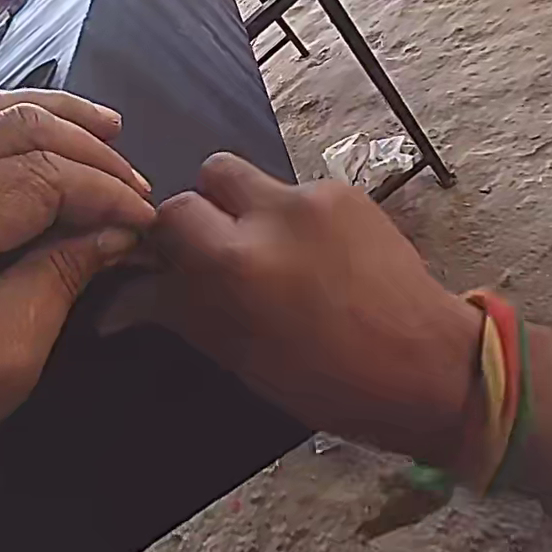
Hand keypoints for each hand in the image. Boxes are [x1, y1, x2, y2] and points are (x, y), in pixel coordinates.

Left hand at [0, 92, 155, 530]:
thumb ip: (58, 279)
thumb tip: (115, 229)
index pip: (38, 175)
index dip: (106, 192)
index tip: (149, 222)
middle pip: (13, 129)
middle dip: (89, 155)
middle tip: (138, 191)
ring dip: (53, 126)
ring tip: (109, 135)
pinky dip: (11, 137)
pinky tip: (44, 142)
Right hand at [145, 154, 482, 462]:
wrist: (431, 366)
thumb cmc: (328, 381)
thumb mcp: (242, 355)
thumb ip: (181, 310)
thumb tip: (120, 304)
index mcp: (240, 259)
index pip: (173, 211)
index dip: (165, 232)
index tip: (172, 256)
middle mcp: (276, 212)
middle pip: (214, 170)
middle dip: (207, 203)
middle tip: (221, 245)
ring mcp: (318, 196)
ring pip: (259, 179)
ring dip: (250, 210)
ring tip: (275, 255)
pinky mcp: (349, 193)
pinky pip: (300, 193)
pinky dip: (293, 219)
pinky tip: (317, 258)